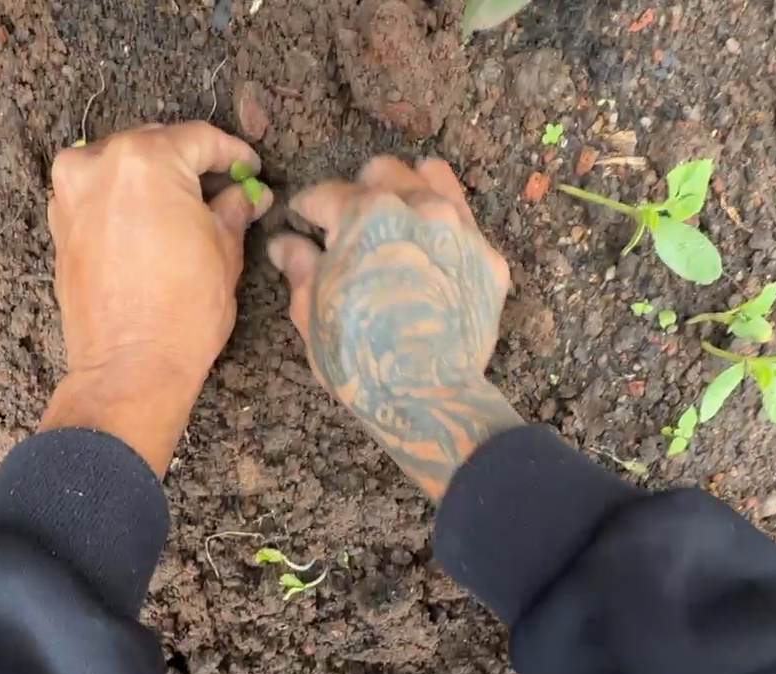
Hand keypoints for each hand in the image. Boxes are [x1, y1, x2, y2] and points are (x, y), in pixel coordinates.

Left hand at [41, 122, 270, 474]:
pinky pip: (99, 197)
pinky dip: (126, 203)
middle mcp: (98, 165)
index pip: (198, 139)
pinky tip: (152, 228)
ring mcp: (71, 195)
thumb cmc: (182, 315)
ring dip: (156, 182)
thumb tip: (245, 194)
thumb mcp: (224, 255)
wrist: (131, 368)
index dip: (233, 153)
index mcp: (145, 161)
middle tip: (224, 189)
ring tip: (187, 211)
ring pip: (123, 169)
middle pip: (156, 146)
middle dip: (192, 166)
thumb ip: (233, 211)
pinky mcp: (60, 227)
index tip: (250, 168)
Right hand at [268, 157, 522, 500]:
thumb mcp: (313, 315)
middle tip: (349, 224)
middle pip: (382, 174)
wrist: (428, 397)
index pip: (326, 194)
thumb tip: (286, 244)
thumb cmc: (359, 359)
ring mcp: (459, 229)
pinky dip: (442, 224)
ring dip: (405, 192)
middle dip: (358, 192)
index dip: (307, 208)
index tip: (301, 219)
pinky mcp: (488, 258)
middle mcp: (417, 206)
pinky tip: (430, 245)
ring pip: (430, 181)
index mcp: (364, 216)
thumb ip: (300, 269)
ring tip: (394, 219)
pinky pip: (464, 220)